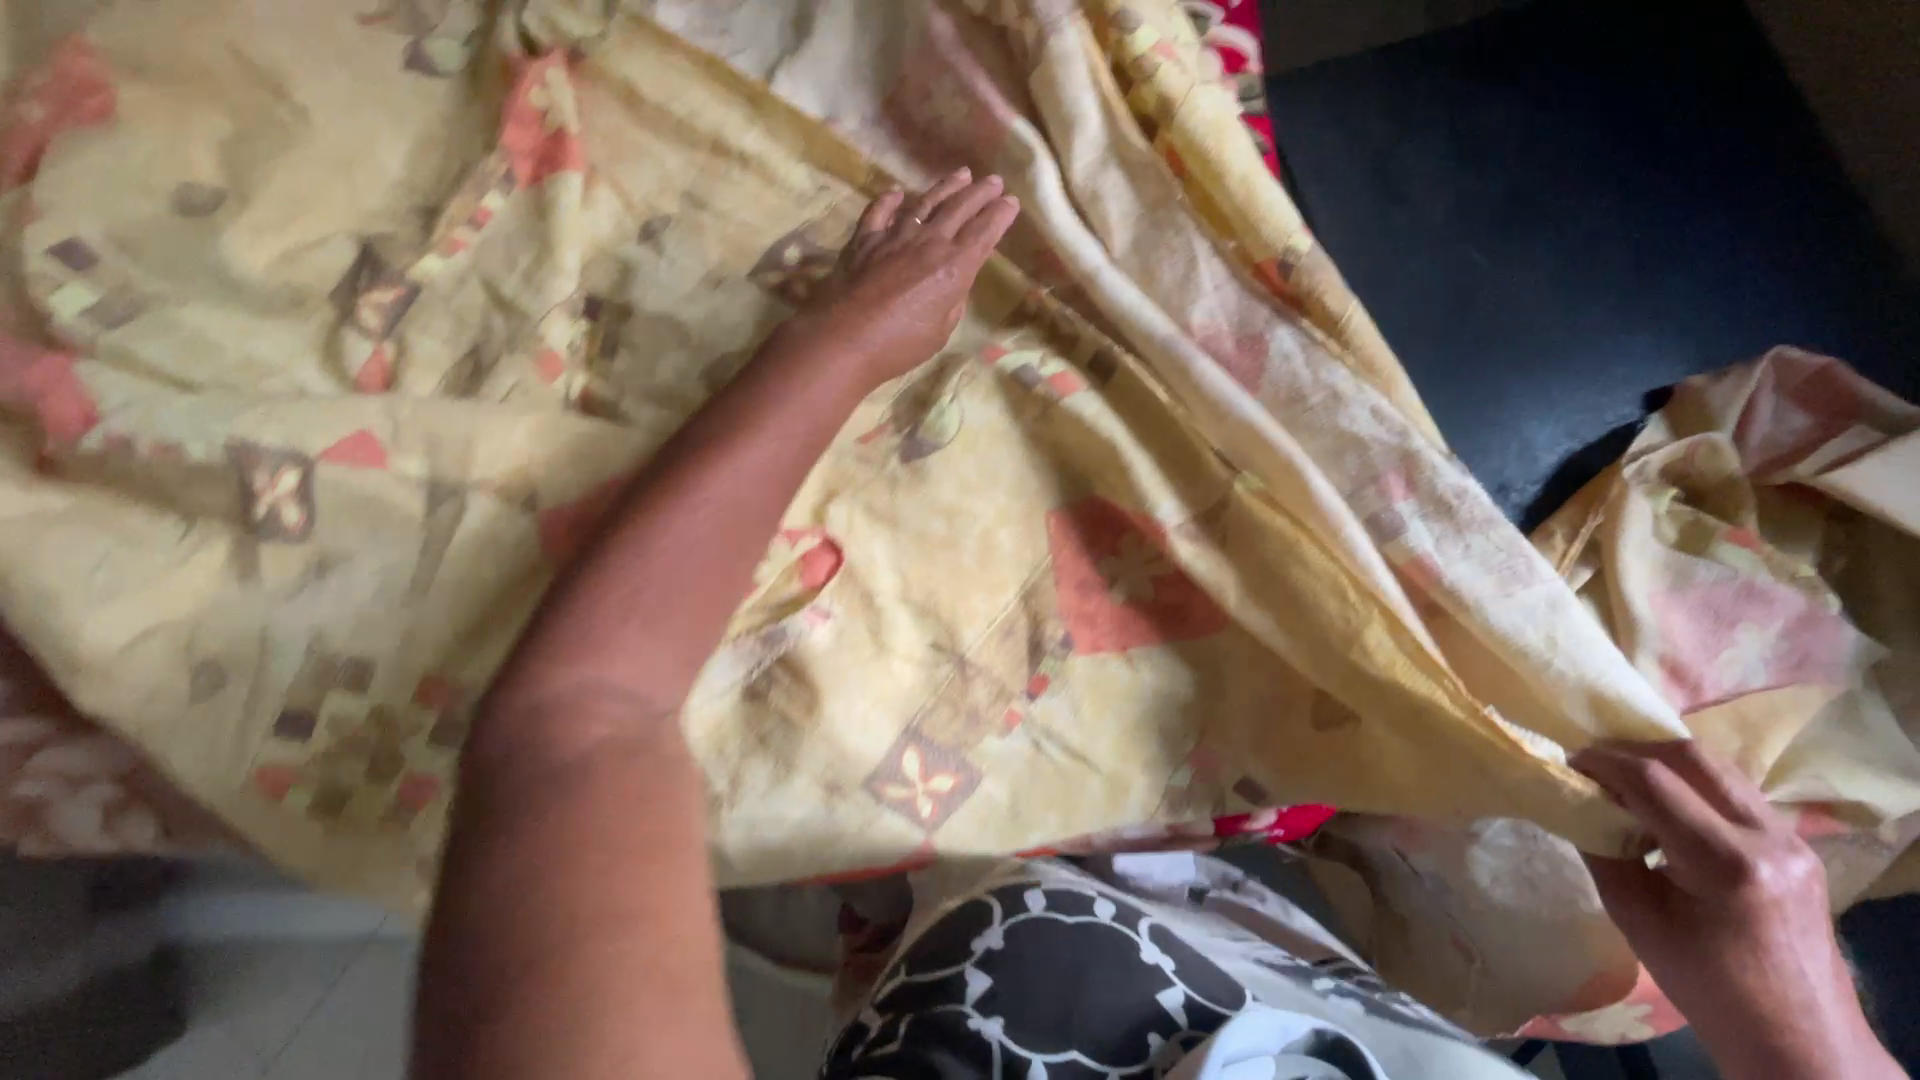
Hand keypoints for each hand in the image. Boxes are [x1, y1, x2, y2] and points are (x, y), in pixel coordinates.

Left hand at [780, 168, 1020, 384]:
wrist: (845, 339)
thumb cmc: (900, 345)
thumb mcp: (940, 331)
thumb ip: (952, 302)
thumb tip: (954, 284)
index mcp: (954, 267)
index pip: (984, 233)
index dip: (1000, 216)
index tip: (1011, 203)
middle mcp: (928, 242)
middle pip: (960, 209)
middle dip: (980, 193)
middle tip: (994, 181)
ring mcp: (894, 236)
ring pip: (925, 203)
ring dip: (946, 187)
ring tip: (961, 175)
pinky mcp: (864, 239)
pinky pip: (879, 212)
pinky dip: (889, 200)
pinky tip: (897, 193)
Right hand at [1572, 740, 1903, 1079]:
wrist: (1795, 1036)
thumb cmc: (1701, 980)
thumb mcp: (1632, 912)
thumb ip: (1602, 846)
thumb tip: (1574, 800)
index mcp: (1725, 861)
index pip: (1652, 779)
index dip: (1601, 761)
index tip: (1566, 763)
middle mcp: (1769, 840)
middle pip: (1694, 757)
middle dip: (1633, 749)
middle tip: (1594, 764)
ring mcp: (1794, 842)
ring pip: (1720, 769)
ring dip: (1665, 764)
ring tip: (1624, 782)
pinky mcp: (1798, 849)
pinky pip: (1736, 793)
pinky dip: (1691, 785)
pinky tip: (1664, 808)